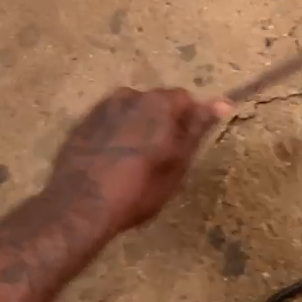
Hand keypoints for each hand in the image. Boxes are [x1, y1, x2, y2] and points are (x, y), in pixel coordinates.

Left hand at [43, 88, 229, 238]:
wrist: (78, 206)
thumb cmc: (138, 188)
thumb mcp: (178, 163)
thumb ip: (198, 128)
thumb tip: (223, 101)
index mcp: (158, 102)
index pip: (186, 100)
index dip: (188, 123)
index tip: (184, 148)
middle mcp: (130, 95)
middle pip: (157, 103)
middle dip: (162, 123)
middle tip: (161, 158)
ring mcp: (102, 107)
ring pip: (132, 112)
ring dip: (138, 127)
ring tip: (133, 162)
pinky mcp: (82, 123)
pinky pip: (109, 123)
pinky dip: (115, 135)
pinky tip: (111, 162)